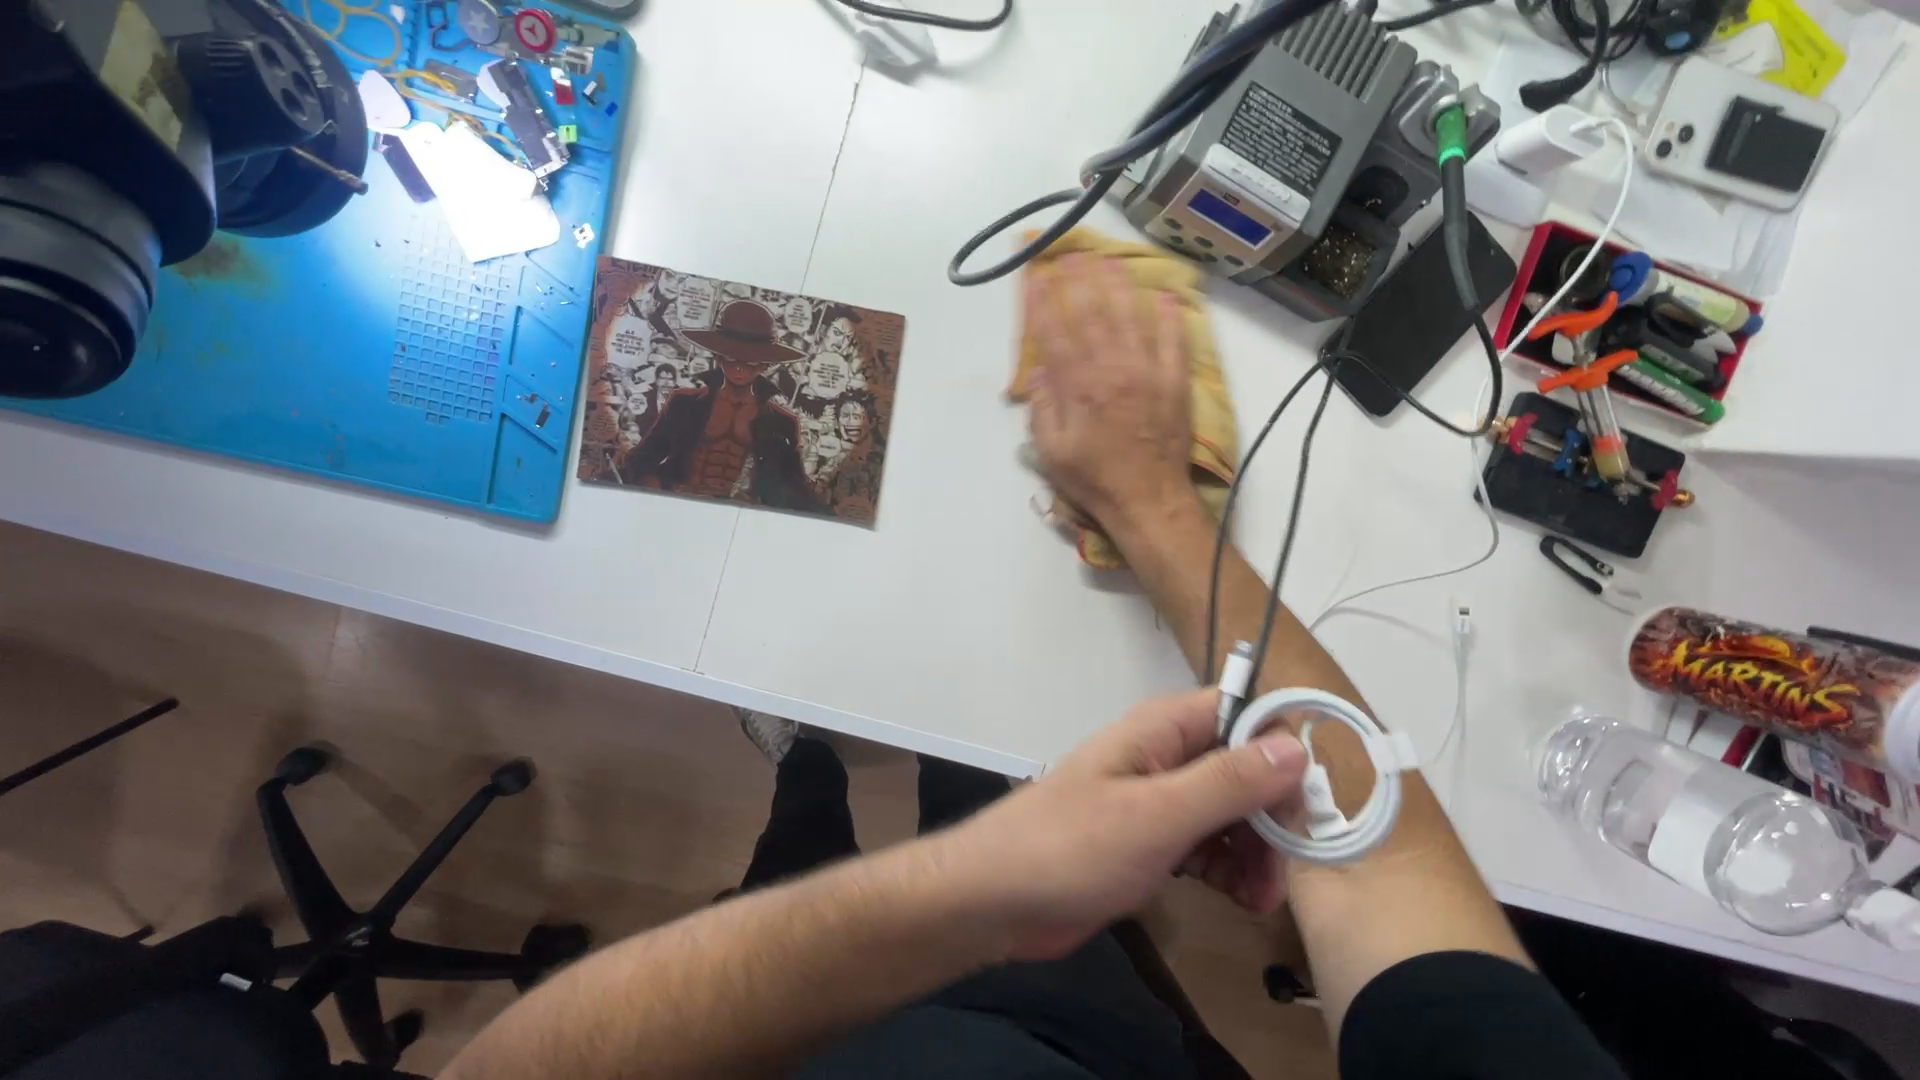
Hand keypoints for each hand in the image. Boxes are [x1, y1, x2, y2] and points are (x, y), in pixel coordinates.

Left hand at [934, 690, 1305, 962]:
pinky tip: (1238, 900)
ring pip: (1228, 811)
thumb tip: (1295, 747)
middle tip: (1283, 870)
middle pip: (1243, 768)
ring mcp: (1154, 799)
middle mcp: (1162, 755)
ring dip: (1254, 850)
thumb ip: (1226, 782)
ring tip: (1260, 899)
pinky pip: (1205, 843)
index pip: (1242, 714)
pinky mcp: (1147, 840)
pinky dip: (1227, 867)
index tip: (1302, 807)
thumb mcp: (1156, 815)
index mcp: (1161, 730)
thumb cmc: (1071, 848)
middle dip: (1270, 816)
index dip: (1279, 752)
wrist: (995, 899)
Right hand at [1023, 254, 1195, 531]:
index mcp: (1079, 387)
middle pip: (1093, 315)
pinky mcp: (1175, 383)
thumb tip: (1040, 371)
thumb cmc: (1093, 480)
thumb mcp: (1051, 452)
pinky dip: (1170, 318)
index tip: (1036, 278)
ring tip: (1110, 262)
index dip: (1043, 303)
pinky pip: (1174, 341)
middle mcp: (1113, 370)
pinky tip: (1165, 297)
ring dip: (1120, 287)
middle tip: (1072, 254)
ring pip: (1132, 319)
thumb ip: (1043, 408)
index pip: (1056, 334)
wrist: (1148, 500)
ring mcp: (1148, 373)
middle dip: (1079, 282)